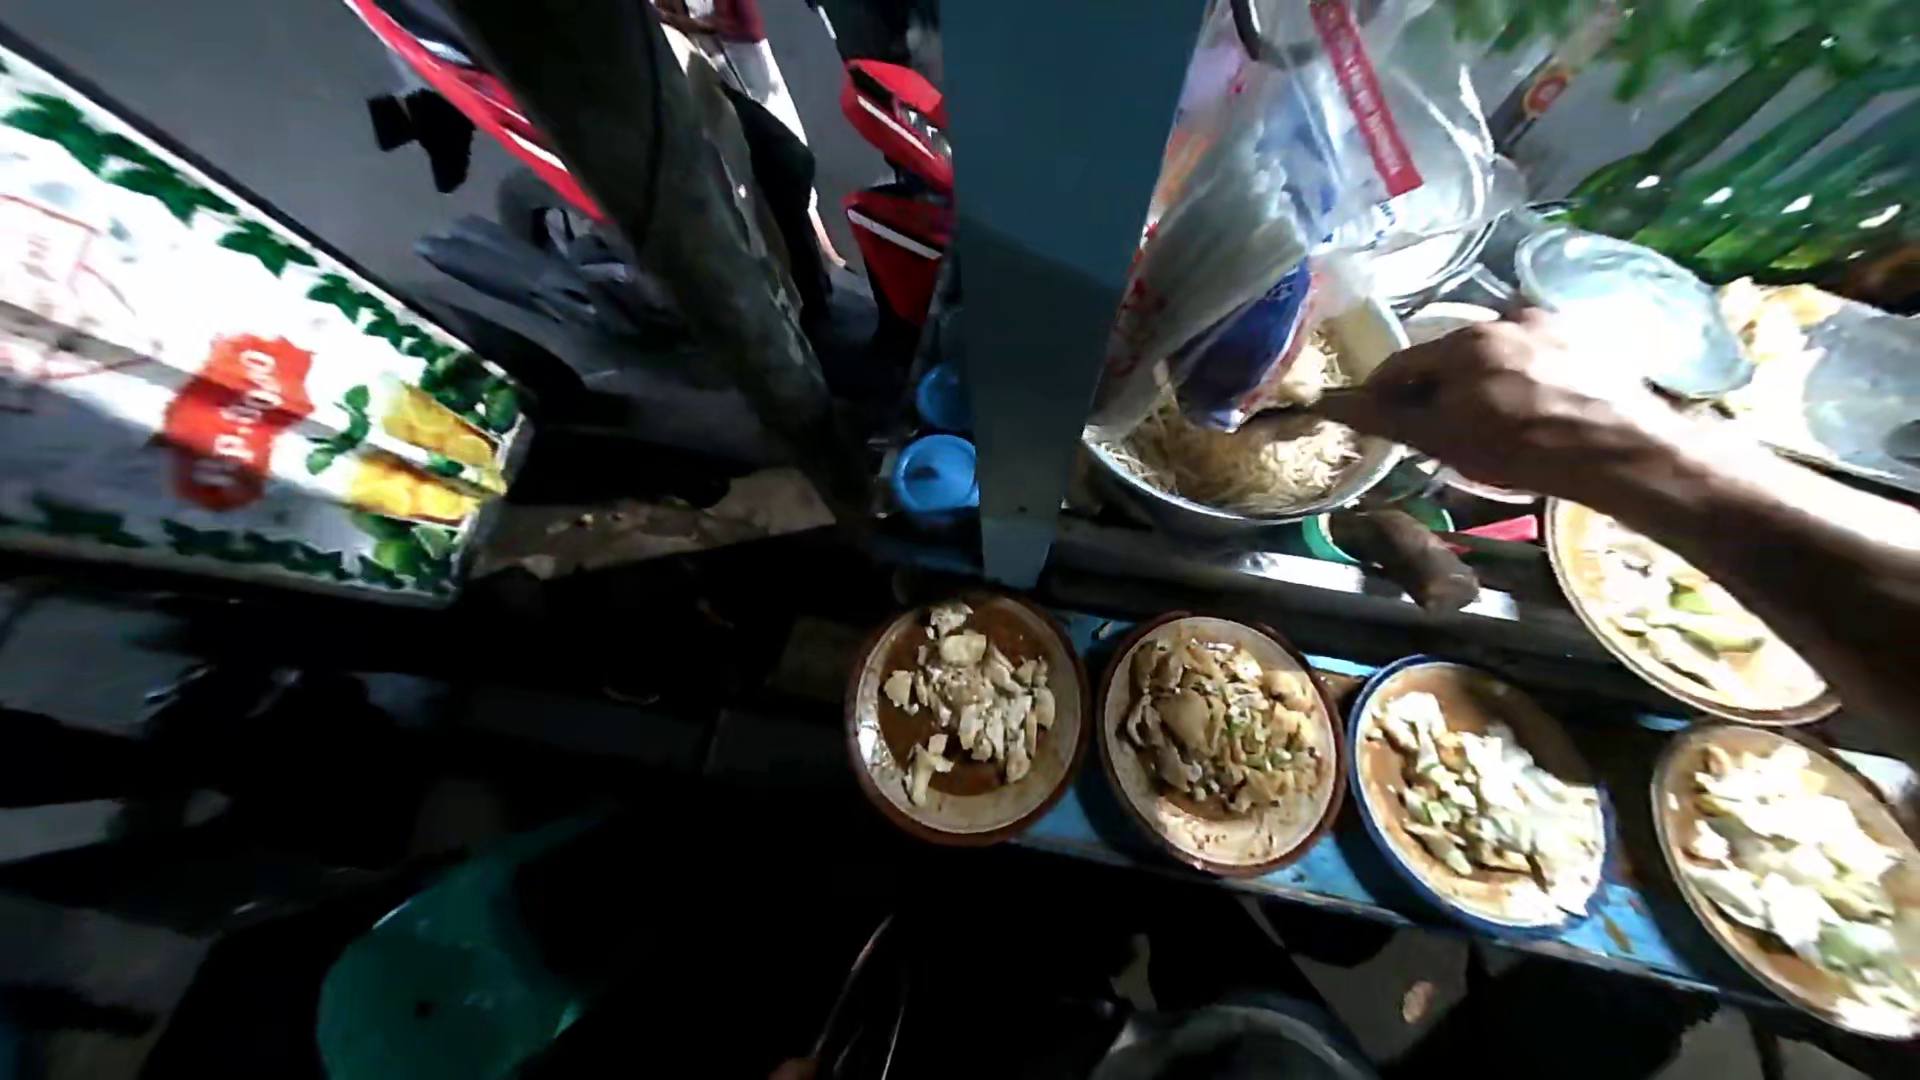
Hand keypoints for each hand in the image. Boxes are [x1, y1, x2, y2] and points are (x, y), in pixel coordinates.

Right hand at [1318, 310, 1691, 506]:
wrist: (1624, 454)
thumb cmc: (1515, 446)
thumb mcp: (1435, 437)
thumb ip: (1378, 416)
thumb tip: (1325, 402)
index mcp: (1462, 340)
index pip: (1397, 364)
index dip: (1382, 396)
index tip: (1387, 424)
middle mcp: (1505, 317)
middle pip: (1444, 357)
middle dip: (1432, 389)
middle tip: (1439, 428)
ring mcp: (1552, 324)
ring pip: (1487, 356)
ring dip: (1474, 383)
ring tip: (1486, 421)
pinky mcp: (1587, 338)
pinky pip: (1529, 355)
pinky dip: (1515, 376)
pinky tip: (1527, 409)